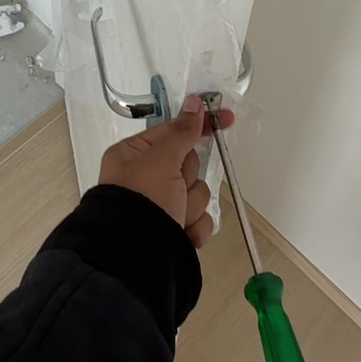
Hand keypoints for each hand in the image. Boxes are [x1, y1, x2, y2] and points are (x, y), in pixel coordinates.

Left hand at [98, 94, 234, 247]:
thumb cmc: (144, 200)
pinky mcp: (175, 230)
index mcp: (134, 155)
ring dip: (189, 206)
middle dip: (187, 179)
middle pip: (188, 165)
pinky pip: (198, 219)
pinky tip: (182, 234)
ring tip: (174, 218)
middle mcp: (146, 179)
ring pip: (196, 193)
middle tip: (174, 188)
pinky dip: (193, 228)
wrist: (136, 261)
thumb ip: (182, 132)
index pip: (173, 132)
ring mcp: (162, 206)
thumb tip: (195, 101)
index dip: (199, 125)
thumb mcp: (161, 160)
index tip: (226, 117)